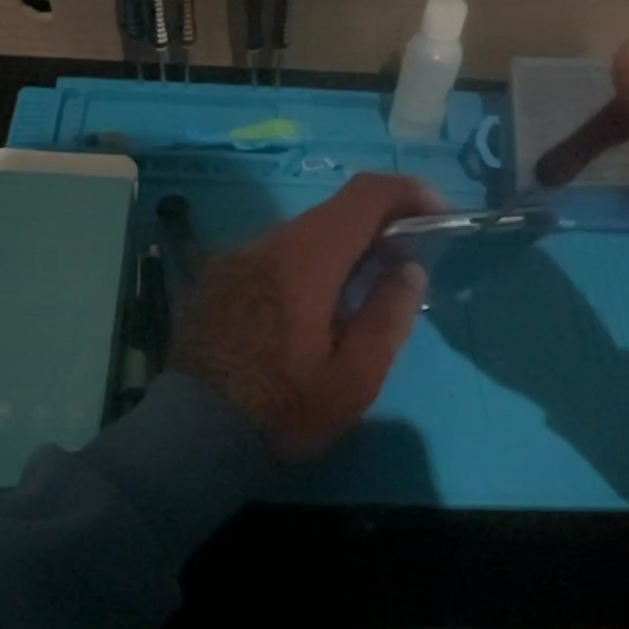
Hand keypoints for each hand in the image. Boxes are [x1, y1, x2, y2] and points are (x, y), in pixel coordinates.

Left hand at [171, 174, 434, 460]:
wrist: (192, 435)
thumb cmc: (282, 409)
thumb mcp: (354, 378)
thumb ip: (388, 316)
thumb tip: (410, 270)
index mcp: (306, 259)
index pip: (365, 194)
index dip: (408, 193)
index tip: (435, 216)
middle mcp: (265, 244)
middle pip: (331, 215)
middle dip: (375, 230)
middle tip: (400, 270)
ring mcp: (233, 260)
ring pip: (298, 237)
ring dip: (336, 254)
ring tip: (352, 300)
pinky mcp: (214, 281)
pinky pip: (269, 259)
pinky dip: (301, 269)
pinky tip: (304, 314)